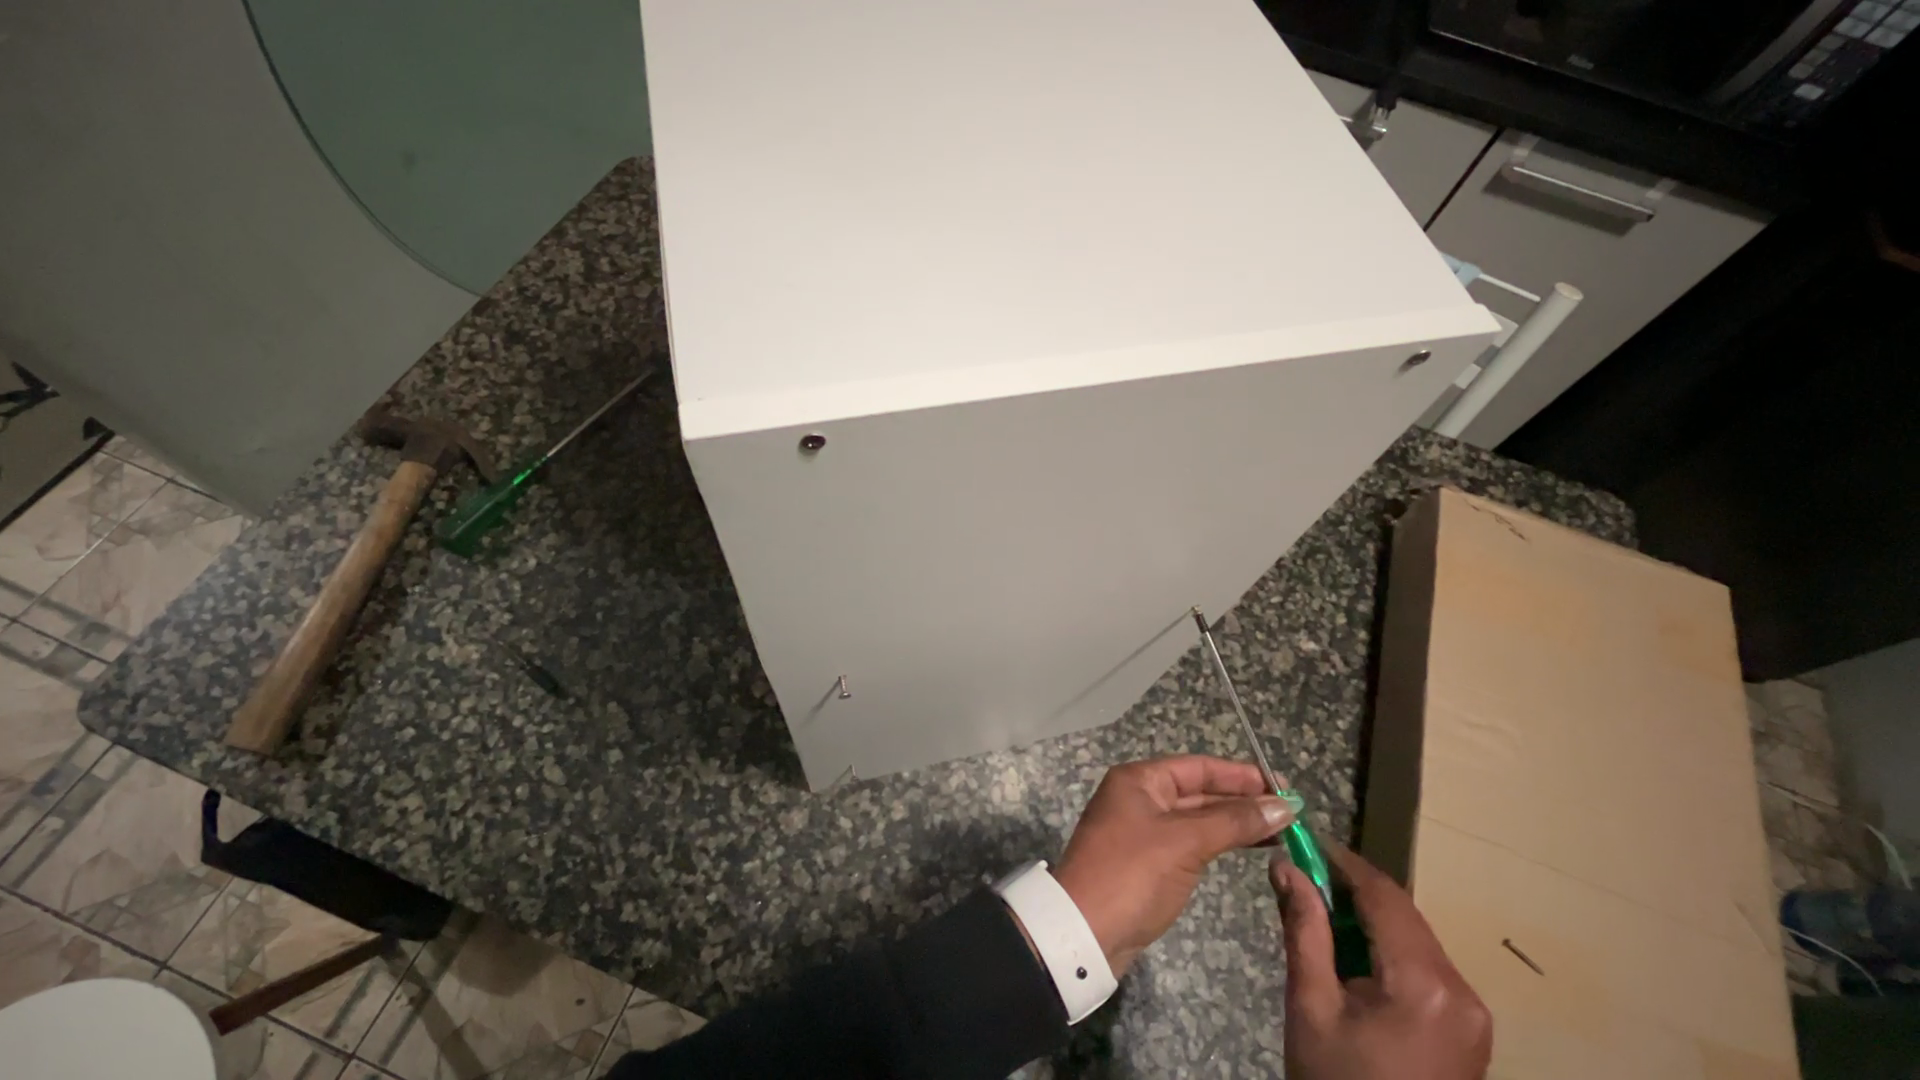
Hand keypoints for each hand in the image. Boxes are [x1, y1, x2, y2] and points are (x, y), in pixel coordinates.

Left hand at [1053, 756, 1294, 975]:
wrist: (1085, 932)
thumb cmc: (1132, 874)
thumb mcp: (1185, 842)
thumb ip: (1234, 821)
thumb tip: (1283, 805)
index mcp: (1139, 781)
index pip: (1199, 767)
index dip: (1242, 775)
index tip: (1284, 786)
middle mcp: (1140, 798)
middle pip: (1200, 791)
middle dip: (1243, 800)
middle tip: (1292, 812)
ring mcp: (1143, 831)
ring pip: (1198, 818)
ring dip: (1236, 823)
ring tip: (1282, 830)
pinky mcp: (1149, 861)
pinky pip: (1192, 842)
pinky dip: (1220, 842)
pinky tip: (1250, 847)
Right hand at [1273, 846, 1491, 1079]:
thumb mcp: (1311, 1005)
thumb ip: (1304, 930)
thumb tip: (1287, 866)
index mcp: (1425, 984)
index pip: (1384, 897)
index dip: (1344, 863)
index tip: (1306, 842)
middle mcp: (1463, 989)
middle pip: (1404, 915)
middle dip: (1355, 892)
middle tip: (1305, 878)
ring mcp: (1474, 1012)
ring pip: (1416, 938)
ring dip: (1372, 920)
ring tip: (1323, 917)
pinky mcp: (1471, 1028)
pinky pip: (1428, 967)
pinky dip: (1390, 951)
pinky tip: (1356, 958)